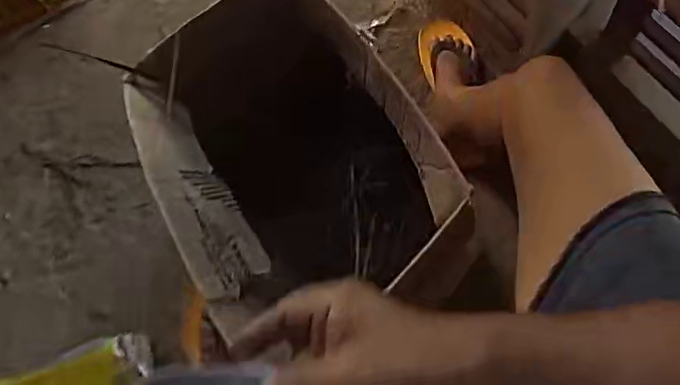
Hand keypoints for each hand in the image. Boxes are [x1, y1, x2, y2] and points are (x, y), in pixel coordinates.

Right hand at [229, 279, 503, 384]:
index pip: (280, 314)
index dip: (248, 339)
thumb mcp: (343, 373)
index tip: (216, 366)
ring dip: (288, 379)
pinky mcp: (368, 371)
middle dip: (265, 370)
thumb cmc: (403, 362)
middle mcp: (340, 320)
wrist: (464, 373)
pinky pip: (329, 376)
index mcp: (333, 303)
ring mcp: (355, 348)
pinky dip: (310, 383)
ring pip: (309, 367)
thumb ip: (293, 380)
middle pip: (290, 346)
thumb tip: (253, 383)